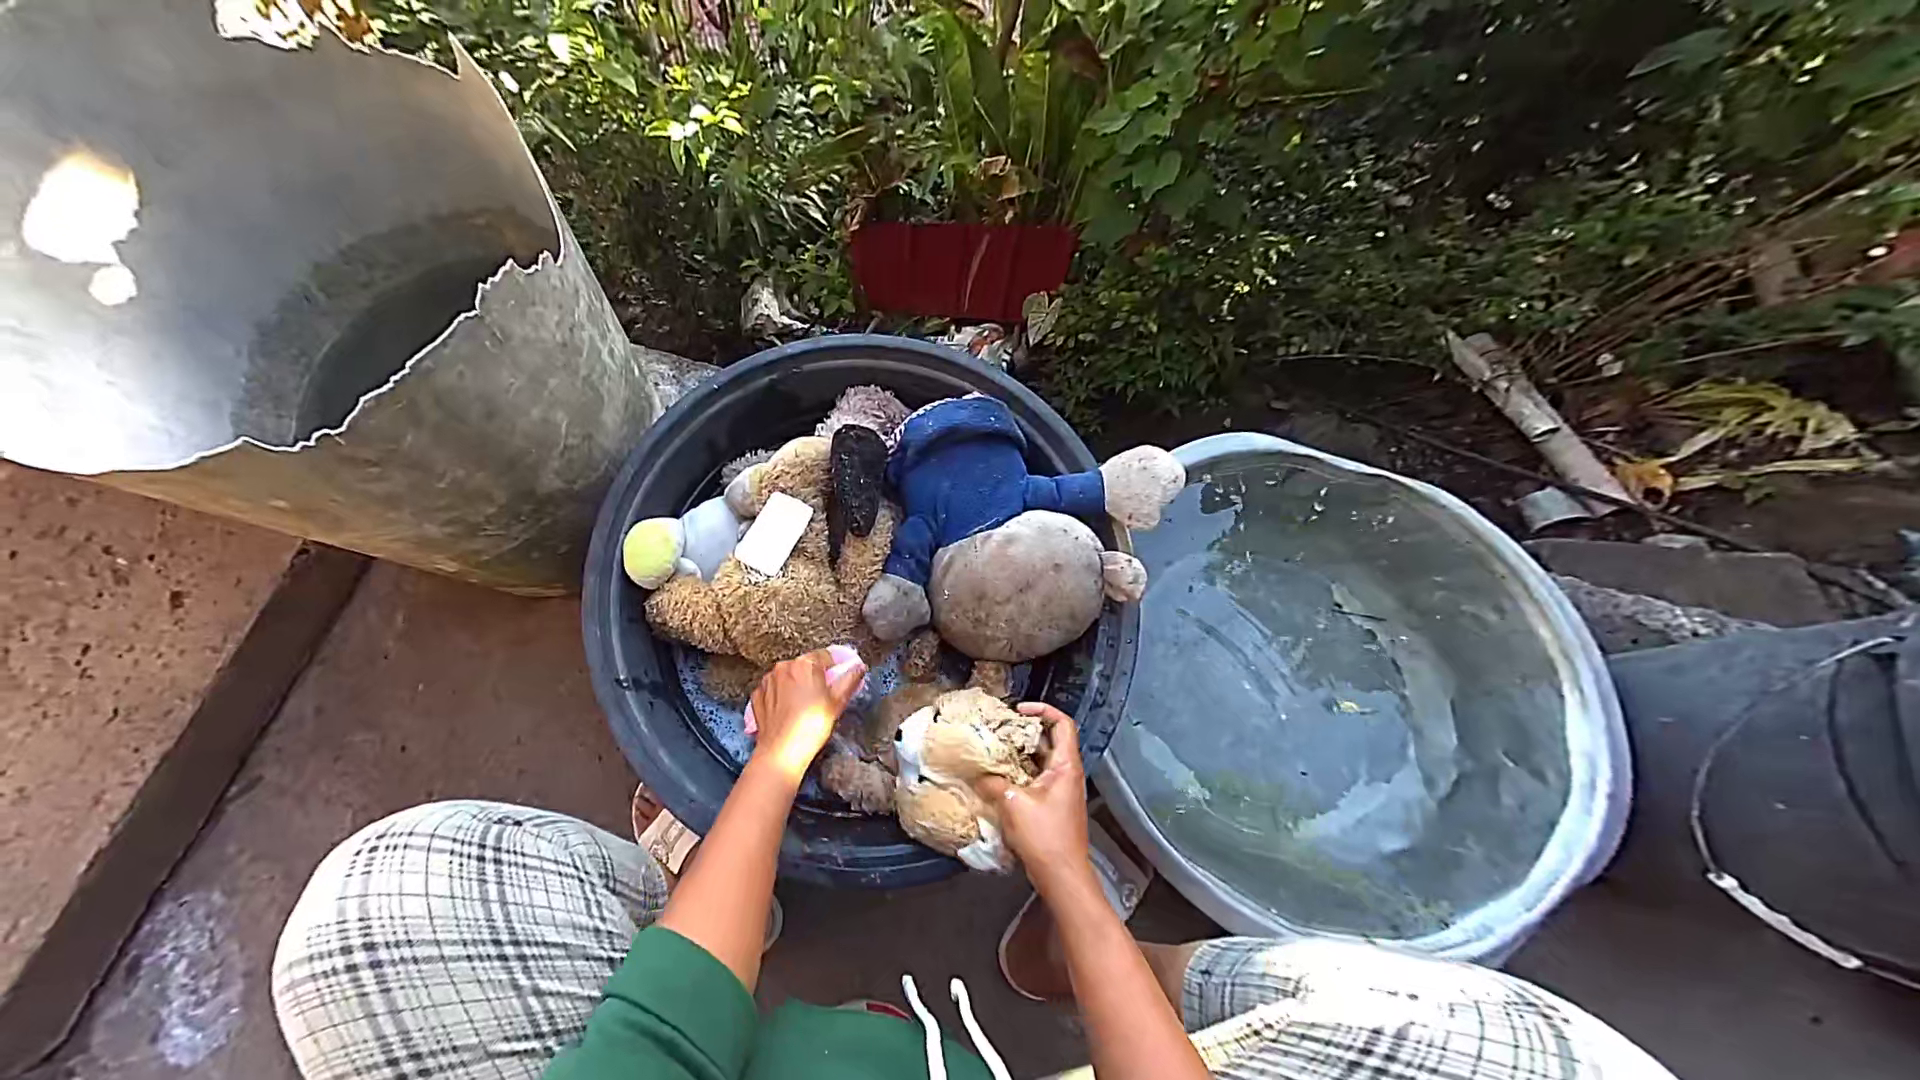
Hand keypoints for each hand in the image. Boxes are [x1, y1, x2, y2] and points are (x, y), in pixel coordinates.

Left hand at [748, 649, 864, 781]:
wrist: (782, 752)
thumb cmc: (810, 727)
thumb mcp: (837, 702)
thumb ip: (850, 680)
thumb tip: (858, 668)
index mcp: (805, 665)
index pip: (826, 655)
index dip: (836, 665)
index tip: (842, 674)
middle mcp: (783, 668)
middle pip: (806, 665)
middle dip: (816, 675)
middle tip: (825, 694)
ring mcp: (768, 681)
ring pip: (789, 676)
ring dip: (798, 684)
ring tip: (806, 705)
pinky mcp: (757, 696)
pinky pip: (774, 689)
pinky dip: (782, 695)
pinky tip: (790, 710)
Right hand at [976, 703, 1092, 894]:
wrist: (1062, 876)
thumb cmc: (1045, 837)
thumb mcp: (1013, 803)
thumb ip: (993, 782)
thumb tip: (977, 773)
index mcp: (1066, 765)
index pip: (1062, 723)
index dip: (1043, 710)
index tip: (1019, 710)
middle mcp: (1067, 773)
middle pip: (1049, 740)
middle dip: (1023, 732)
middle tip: (999, 730)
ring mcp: (1061, 790)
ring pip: (1040, 761)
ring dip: (1018, 754)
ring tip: (993, 751)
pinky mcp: (1053, 805)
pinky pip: (1035, 779)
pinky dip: (1018, 774)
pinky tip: (997, 778)